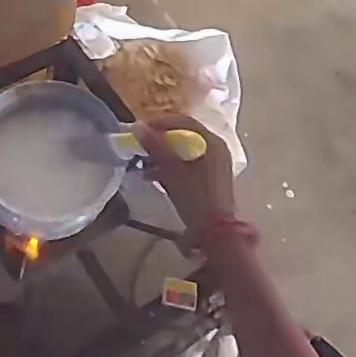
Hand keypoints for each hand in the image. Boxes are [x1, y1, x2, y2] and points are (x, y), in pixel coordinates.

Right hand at [136, 115, 234, 238]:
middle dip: (160, 143)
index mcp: (213, 143)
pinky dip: (171, 169)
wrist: (215, 233)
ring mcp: (215, 166)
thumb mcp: (172, 170)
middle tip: (141, 148)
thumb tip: (138, 127)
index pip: (185, 123)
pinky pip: (188, 167)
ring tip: (143, 166)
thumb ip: (156, 147)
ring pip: (185, 154)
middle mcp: (217, 150)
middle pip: (185, 138)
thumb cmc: (195, 197)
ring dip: (163, 158)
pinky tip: (153, 178)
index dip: (161, 123)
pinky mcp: (210, 181)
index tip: (142, 130)